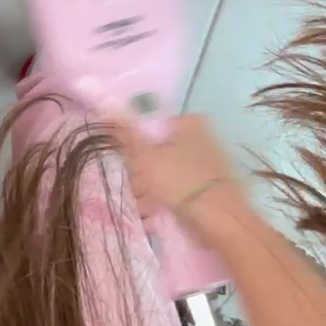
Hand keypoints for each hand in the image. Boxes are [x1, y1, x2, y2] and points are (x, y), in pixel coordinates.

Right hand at [110, 113, 253, 247]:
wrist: (218, 217)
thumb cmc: (179, 180)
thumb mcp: (146, 157)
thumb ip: (127, 135)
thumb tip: (108, 108)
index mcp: (189, 123)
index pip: (150, 130)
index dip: (135, 149)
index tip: (129, 166)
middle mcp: (200, 139)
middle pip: (157, 155)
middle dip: (141, 177)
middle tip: (136, 190)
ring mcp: (205, 165)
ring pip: (165, 176)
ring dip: (149, 193)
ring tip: (144, 209)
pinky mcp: (208, 188)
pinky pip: (177, 192)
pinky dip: (164, 203)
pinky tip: (154, 217)